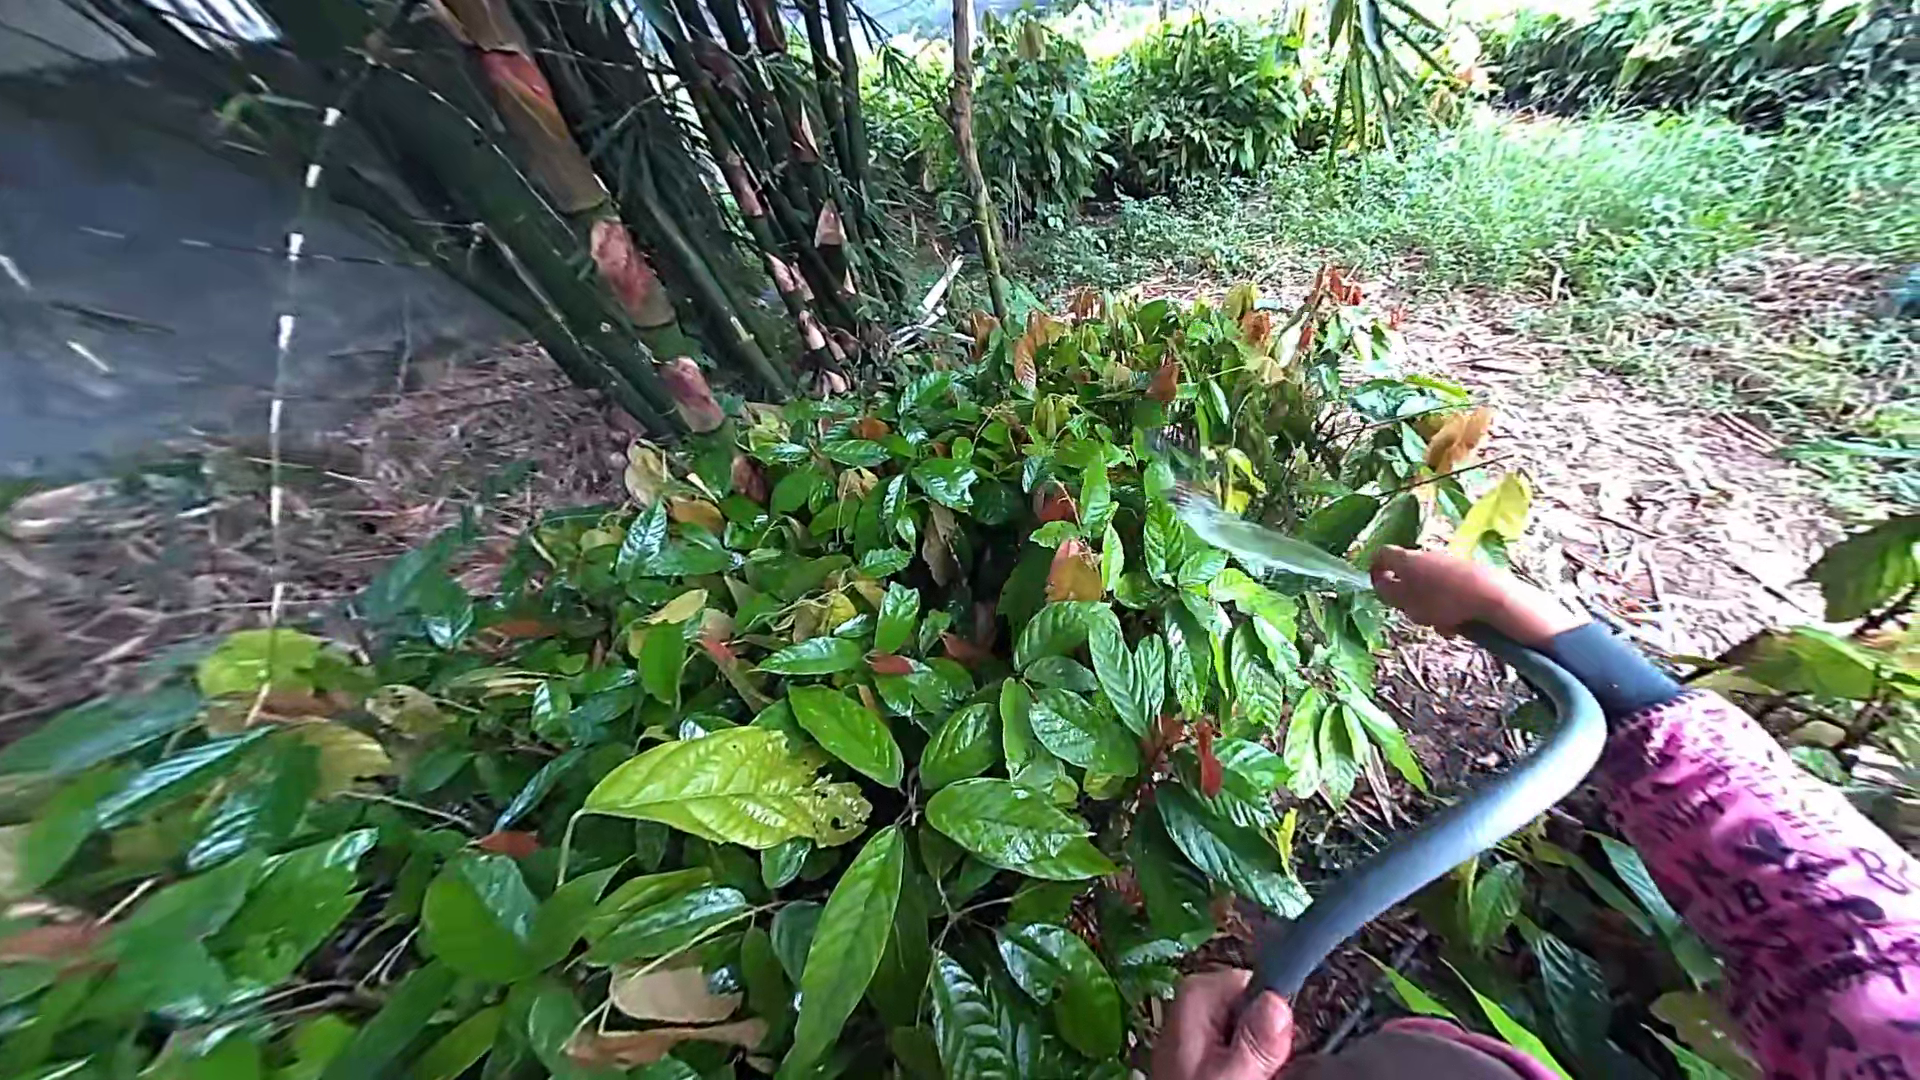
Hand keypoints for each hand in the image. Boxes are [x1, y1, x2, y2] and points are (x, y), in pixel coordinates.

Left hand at [1151, 969, 1293, 1079]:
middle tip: (1261, 1073)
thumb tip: (1278, 1001)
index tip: (1278, 1051)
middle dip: (1264, 1042)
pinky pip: (1234, 1047)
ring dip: (1256, 1058)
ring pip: (1246, 1031)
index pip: (1252, 982)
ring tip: (1247, 1077)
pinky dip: (1243, 1066)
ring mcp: (1195, 1025)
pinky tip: (1239, 1077)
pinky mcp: (1199, 1049)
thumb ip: (1256, 1041)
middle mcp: (1194, 1000)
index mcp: (1198, 993)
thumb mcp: (1233, 1078)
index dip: (1272, 1017)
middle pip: (1251, 1007)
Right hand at [1368, 546, 1586, 647]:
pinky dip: (1450, 603)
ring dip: (1430, 601)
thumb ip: (1387, 592)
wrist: (1497, 598)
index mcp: (1406, 559)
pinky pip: (1452, 588)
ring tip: (1440, 623)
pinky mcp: (1473, 573)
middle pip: (1408, 571)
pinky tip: (1459, 622)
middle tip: (1411, 611)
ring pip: (1431, 583)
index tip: (1377, 585)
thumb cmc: (1443, 600)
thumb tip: (1382, 583)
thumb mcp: (1405, 601)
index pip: (1382, 554)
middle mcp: (1428, 555)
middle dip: (1408, 592)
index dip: (1375, 568)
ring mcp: (1452, 562)